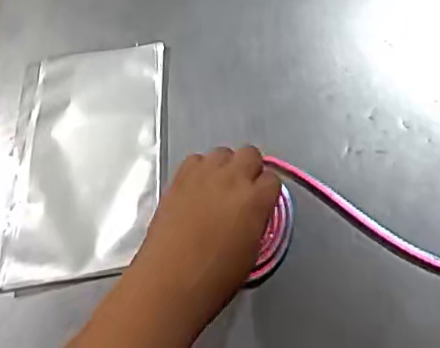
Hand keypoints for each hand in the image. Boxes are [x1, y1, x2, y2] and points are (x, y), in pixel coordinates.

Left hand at [70, 146, 279, 347]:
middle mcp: (233, 178)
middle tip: (242, 189)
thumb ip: (257, 222)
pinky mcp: (180, 177)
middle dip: (250, 168)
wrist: (167, 285)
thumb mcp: (250, 254)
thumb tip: (255, 214)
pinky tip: (196, 188)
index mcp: (255, 200)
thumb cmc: (211, 281)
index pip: (272, 179)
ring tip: (217, 187)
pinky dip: (198, 170)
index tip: (261, 200)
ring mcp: (205, 174)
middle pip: (250, 153)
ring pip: (223, 152)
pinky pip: (195, 160)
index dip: (267, 191)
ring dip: (224, 166)